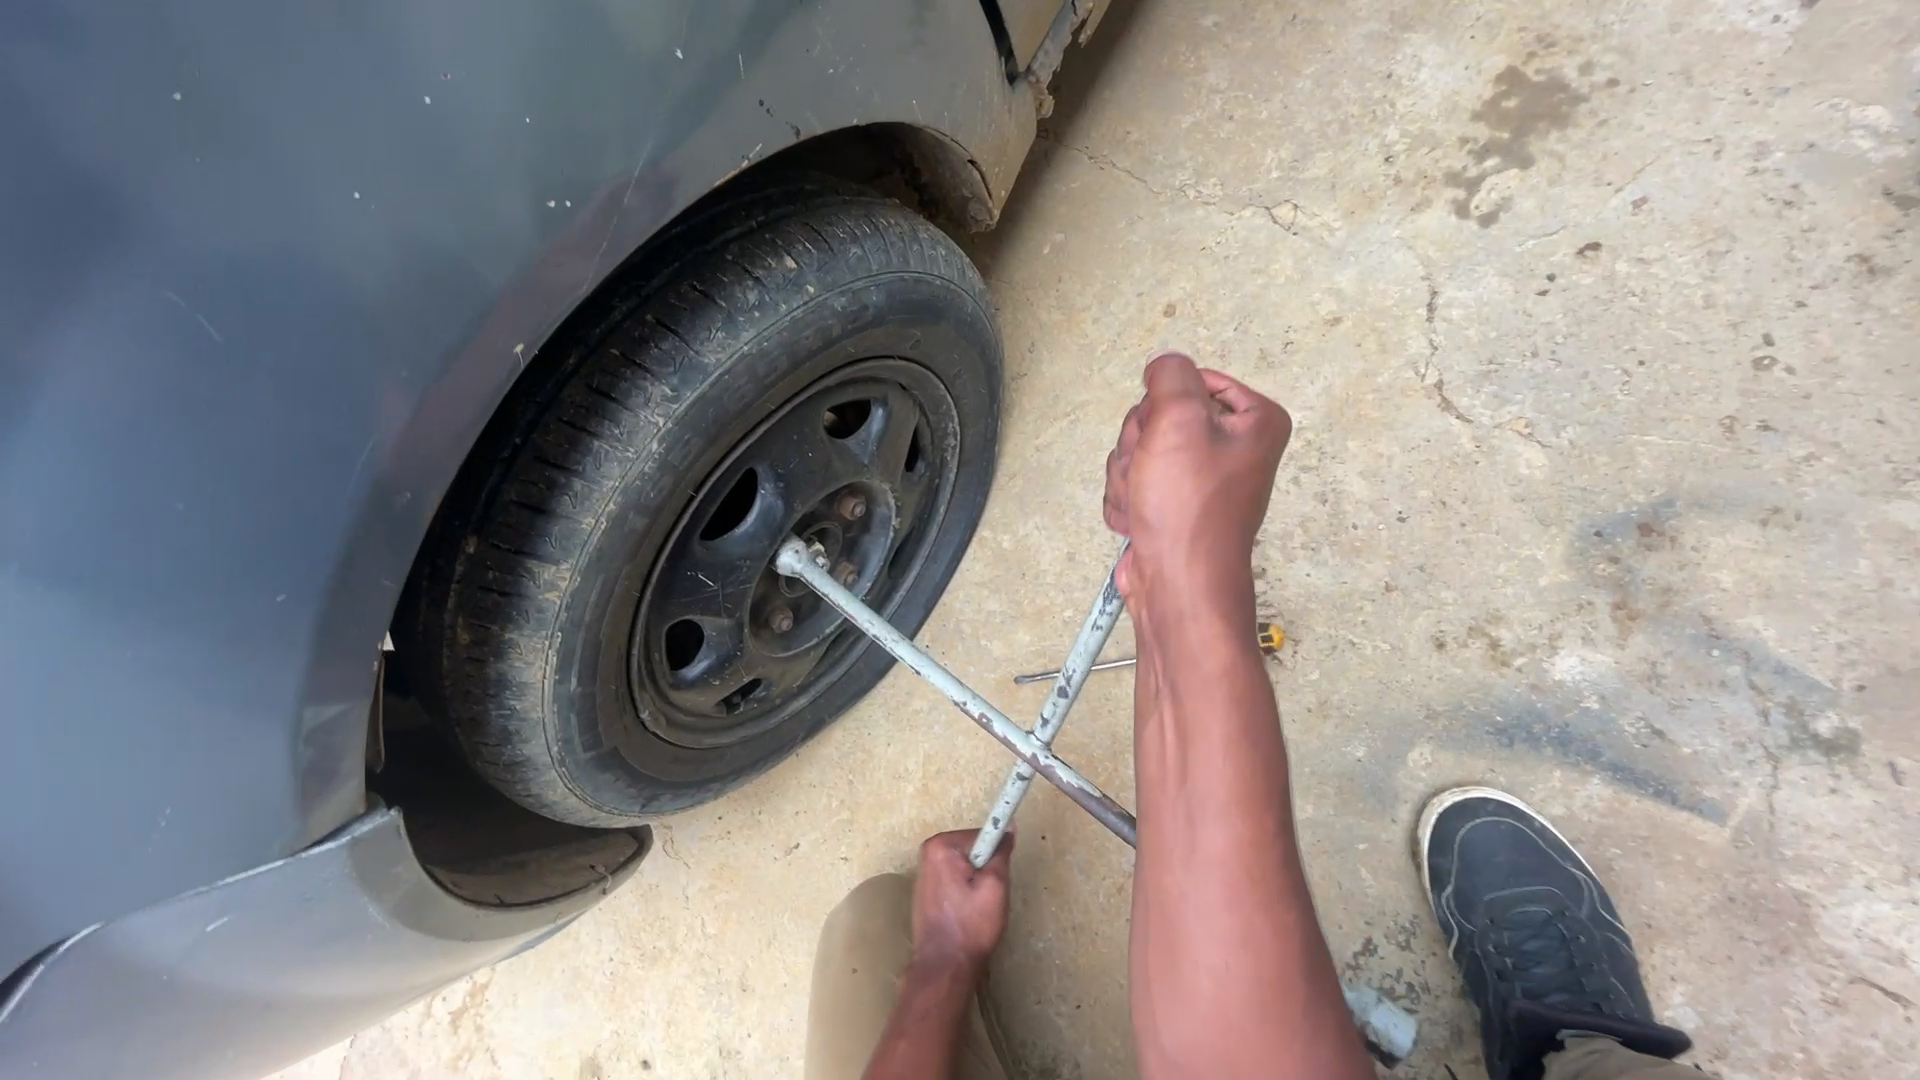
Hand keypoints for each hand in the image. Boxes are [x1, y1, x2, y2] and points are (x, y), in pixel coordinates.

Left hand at [909, 830, 1012, 975]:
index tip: (997, 879)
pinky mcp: (926, 894)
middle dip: (985, 871)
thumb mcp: (995, 885)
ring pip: (965, 868)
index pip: (982, 836)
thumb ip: (1001, 852)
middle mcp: (927, 854)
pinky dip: (964, 894)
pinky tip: (966, 915)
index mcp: (940, 846)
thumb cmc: (971, 925)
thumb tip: (1008, 826)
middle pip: (972, 851)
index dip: (995, 857)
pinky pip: (954, 882)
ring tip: (978, 908)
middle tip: (988, 896)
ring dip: (976, 884)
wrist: (945, 967)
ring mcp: (924, 875)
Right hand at [1104, 353, 1290, 598]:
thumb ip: (1170, 375)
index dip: (1165, 403)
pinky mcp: (1170, 504)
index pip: (1191, 380)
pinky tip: (1140, 518)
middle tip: (1152, 469)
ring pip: (1138, 449)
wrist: (1176, 580)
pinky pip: (1132, 482)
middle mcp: (1232, 447)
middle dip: (1141, 443)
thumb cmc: (1187, 508)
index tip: (1167, 432)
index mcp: (1255, 421)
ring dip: (1128, 474)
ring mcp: (1198, 479)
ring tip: (1145, 500)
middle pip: (1160, 415)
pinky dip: (1127, 499)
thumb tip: (1163, 366)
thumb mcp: (1178, 419)